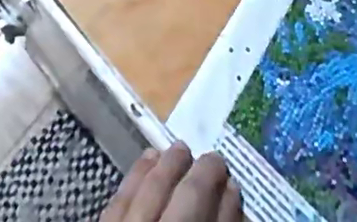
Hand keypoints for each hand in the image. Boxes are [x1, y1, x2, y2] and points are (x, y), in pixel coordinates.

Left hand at [101, 142, 242, 221]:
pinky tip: (148, 158)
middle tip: (216, 160)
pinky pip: (120, 200)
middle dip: (205, 176)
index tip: (236, 186)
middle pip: (190, 200)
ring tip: (182, 149)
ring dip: (170, 167)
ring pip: (153, 193)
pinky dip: (137, 176)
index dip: (229, 206)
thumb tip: (228, 204)